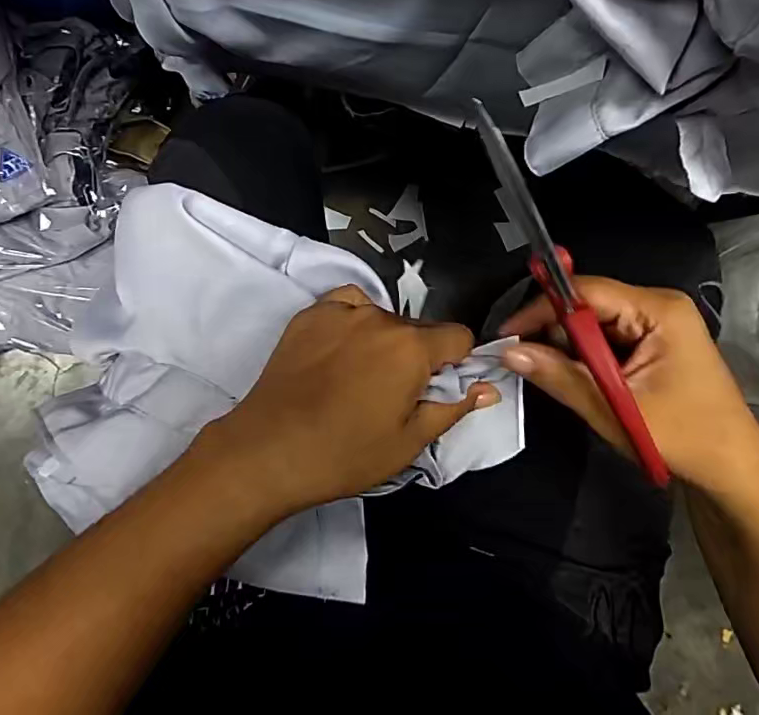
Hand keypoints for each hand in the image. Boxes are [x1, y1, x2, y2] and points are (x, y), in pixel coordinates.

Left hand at [196, 285, 499, 515]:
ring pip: (382, 317)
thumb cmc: (346, 453)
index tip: (439, 387)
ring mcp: (341, 311)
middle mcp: (380, 318)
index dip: (457, 362)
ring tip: (360, 375)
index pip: (458, 336)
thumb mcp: (409, 441)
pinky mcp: (310, 314)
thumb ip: (452, 407)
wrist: (270, 449)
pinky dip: (351, 320)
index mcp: (411, 347)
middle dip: (419, 355)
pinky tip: (340, 349)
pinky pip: (346, 304)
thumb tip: (488, 387)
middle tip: (395, 393)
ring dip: (384, 339)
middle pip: (418, 328)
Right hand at [499, 277, 758, 489]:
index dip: (541, 308)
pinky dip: (584, 356)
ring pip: (591, 322)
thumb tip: (509, 352)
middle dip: (553, 331)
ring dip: (567, 347)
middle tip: (523, 359)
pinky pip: (604, 336)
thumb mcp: (616, 410)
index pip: (585, 292)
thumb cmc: (686, 439)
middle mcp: (657, 305)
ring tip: (549, 373)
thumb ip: (561, 376)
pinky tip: (575, 377)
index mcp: (659, 310)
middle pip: (586, 304)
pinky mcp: (651, 341)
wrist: (736, 475)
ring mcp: (656, 322)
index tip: (506, 334)